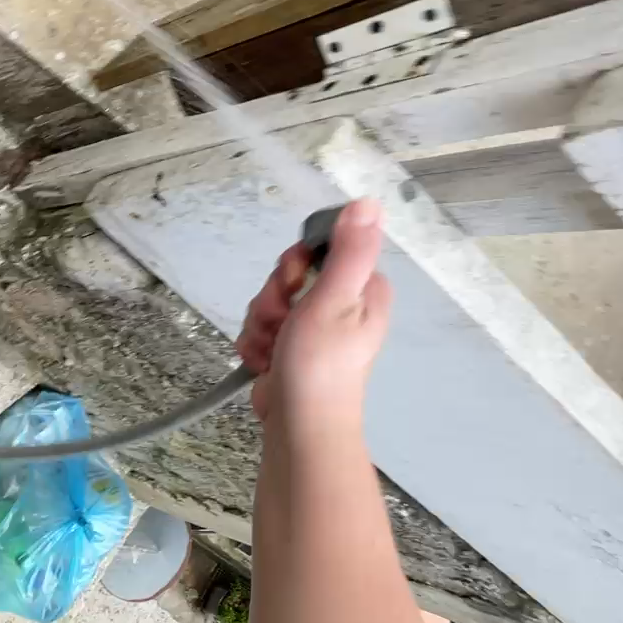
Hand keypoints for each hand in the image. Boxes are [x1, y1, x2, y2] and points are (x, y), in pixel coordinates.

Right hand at [236, 199, 391, 429]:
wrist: (299, 422)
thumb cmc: (320, 362)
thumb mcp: (335, 299)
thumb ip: (349, 251)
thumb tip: (368, 201)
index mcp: (362, 288)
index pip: (320, 251)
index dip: (295, 265)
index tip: (292, 283)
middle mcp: (340, 305)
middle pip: (287, 278)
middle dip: (272, 300)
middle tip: (280, 322)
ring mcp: (311, 329)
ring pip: (268, 305)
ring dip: (258, 325)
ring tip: (270, 349)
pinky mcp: (287, 350)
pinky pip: (259, 331)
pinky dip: (254, 345)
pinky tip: (262, 361)